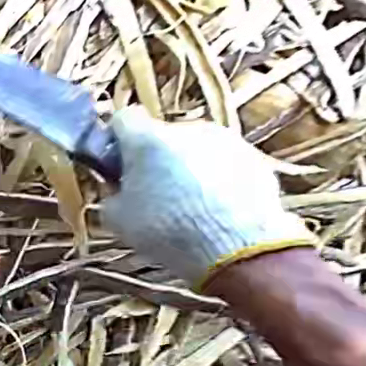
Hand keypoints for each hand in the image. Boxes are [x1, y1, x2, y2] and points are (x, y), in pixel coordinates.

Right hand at [102, 108, 315, 286]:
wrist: (234, 247)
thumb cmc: (164, 230)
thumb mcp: (116, 217)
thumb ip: (113, 192)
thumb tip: (119, 186)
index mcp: (147, 139)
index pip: (123, 118)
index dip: (114, 140)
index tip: (114, 164)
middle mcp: (188, 129)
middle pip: (160, 135)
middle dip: (151, 157)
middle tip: (147, 192)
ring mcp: (225, 139)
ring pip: (192, 148)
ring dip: (182, 167)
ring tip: (183, 204)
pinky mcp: (253, 156)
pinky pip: (221, 162)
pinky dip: (212, 178)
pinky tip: (210, 208)